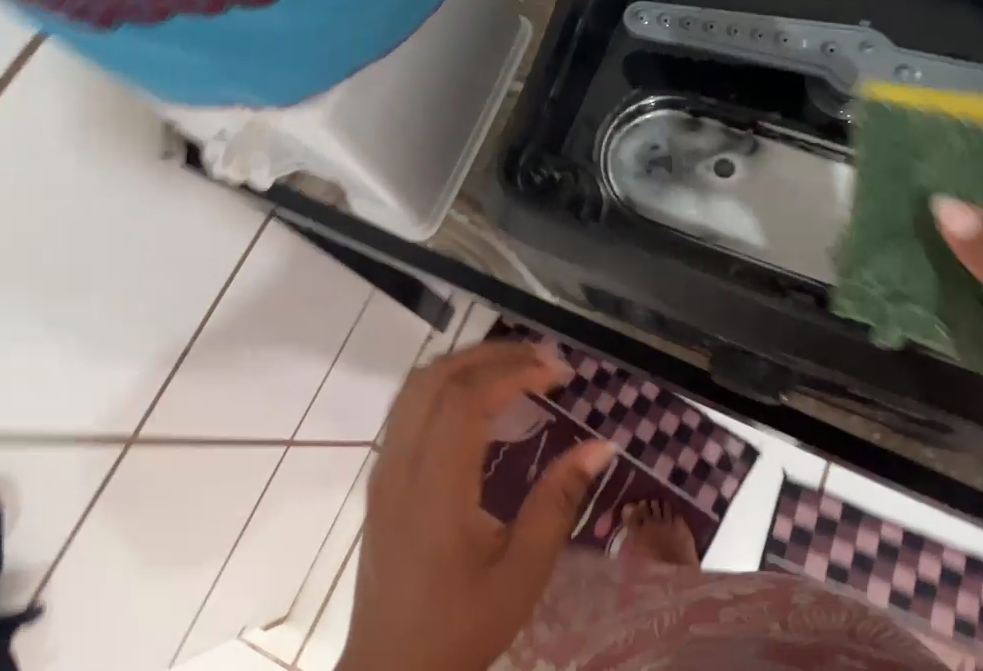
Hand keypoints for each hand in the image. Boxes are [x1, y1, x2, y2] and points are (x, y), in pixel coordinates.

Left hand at [338, 342, 615, 670]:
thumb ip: (557, 502)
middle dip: (491, 354)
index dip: (513, 371)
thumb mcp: (522, 574)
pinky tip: (482, 402)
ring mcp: (384, 470)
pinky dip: (447, 386)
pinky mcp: (381, 480)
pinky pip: (409, 409)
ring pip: (415, 387)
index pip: (465, 400)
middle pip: (435, 377)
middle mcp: (399, 467)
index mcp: (434, 490)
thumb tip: (600, 445)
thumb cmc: (460, 628)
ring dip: (466, 364)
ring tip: (516, 367)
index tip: (559, 372)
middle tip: (543, 358)